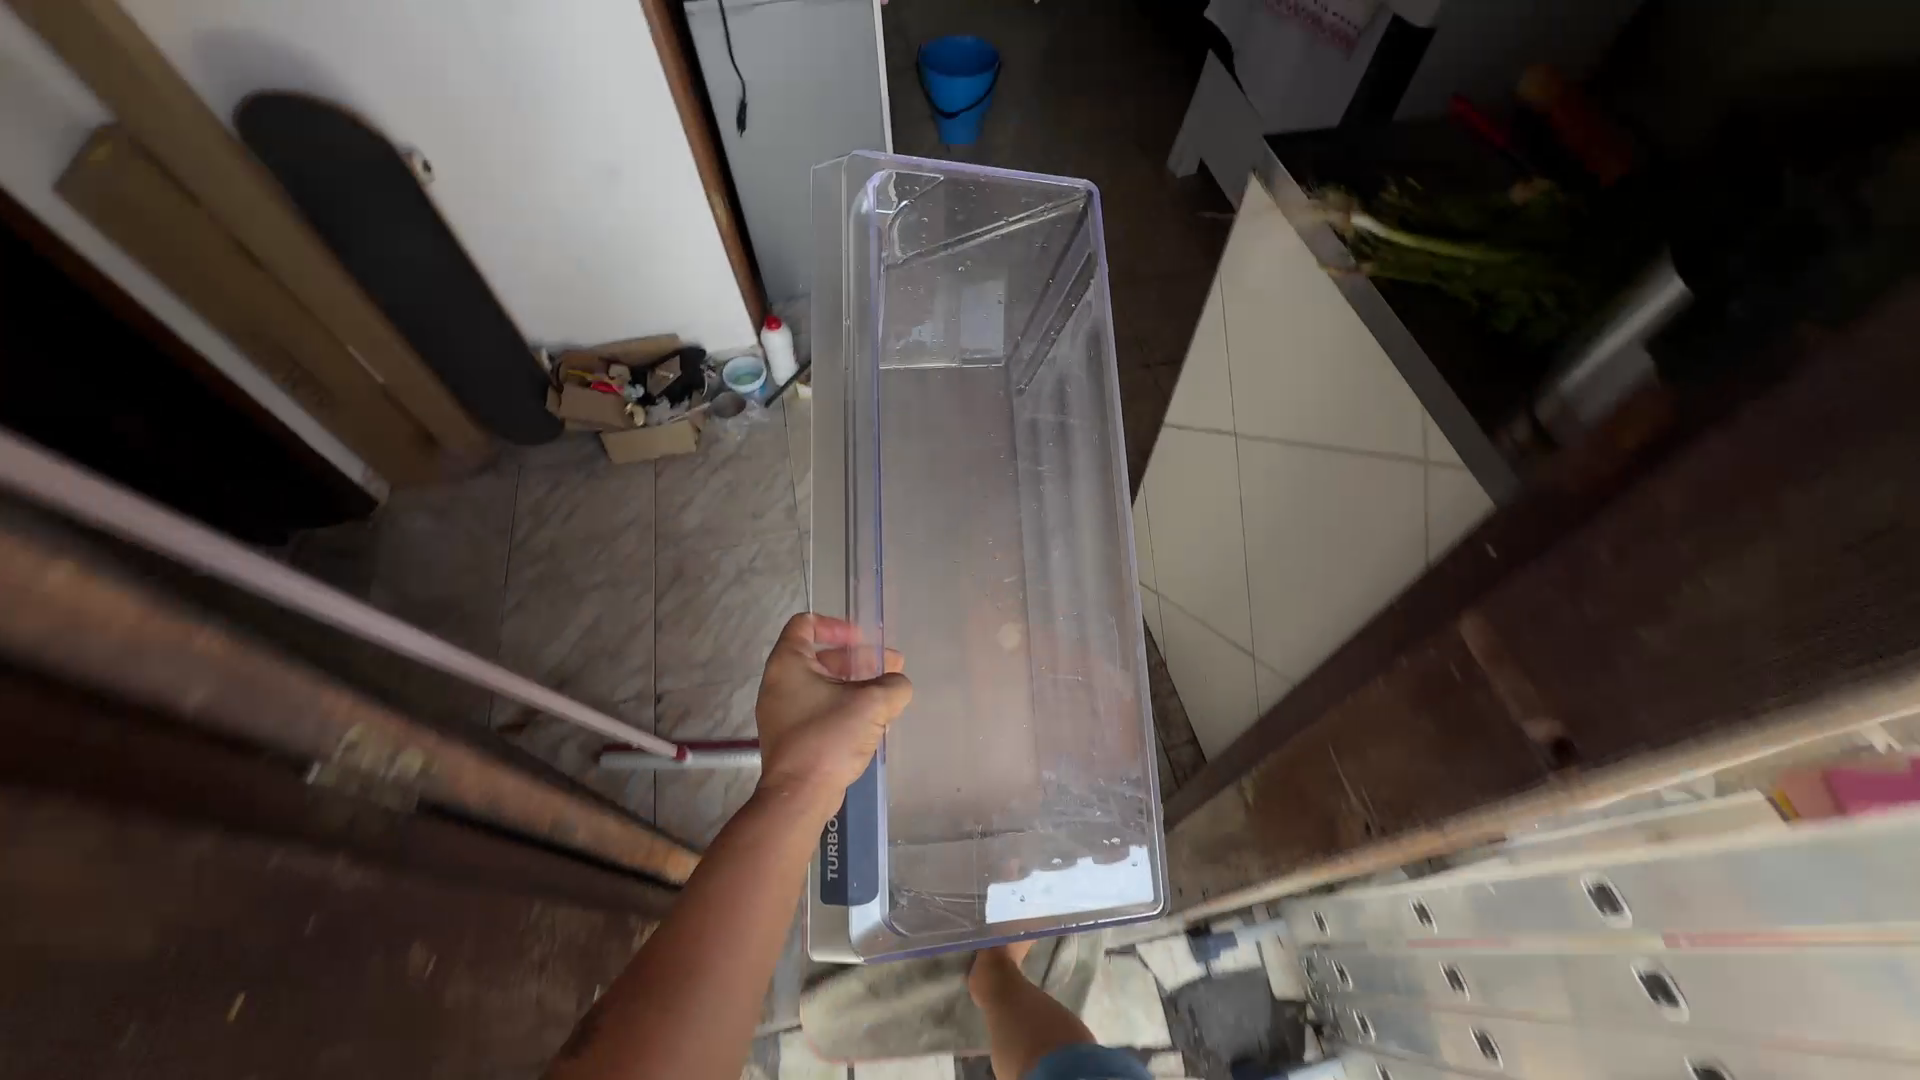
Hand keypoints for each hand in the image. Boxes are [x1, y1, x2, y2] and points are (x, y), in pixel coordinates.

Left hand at [755, 614, 911, 816]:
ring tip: (886, 696)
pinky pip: (819, 709)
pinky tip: (871, 721)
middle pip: (820, 656)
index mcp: (788, 663)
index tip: (863, 640)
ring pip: (822, 685)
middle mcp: (778, 682)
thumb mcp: (872, 704)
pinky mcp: (791, 735)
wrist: (800, 795)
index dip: (837, 625)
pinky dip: (844, 706)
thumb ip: (894, 685)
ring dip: (855, 684)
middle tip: (889, 667)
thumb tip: (898, 685)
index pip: (805, 624)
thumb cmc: (829, 738)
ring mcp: (782, 711)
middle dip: (858, 659)